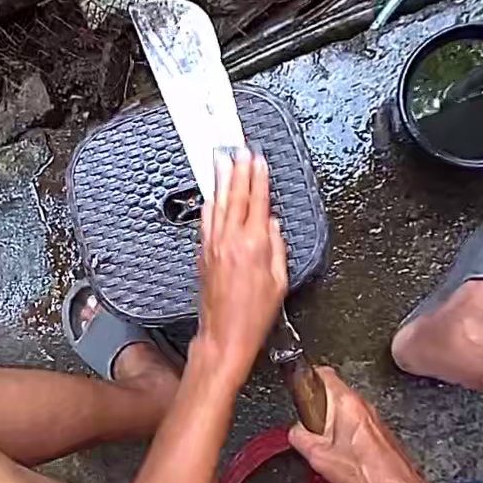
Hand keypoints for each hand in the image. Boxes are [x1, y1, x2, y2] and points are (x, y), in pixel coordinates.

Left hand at [195, 150, 287, 369]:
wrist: (224, 333)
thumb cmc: (254, 314)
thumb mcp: (279, 280)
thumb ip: (276, 246)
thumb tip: (272, 224)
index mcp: (254, 245)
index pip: (257, 201)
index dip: (258, 177)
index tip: (258, 160)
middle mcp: (231, 240)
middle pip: (235, 196)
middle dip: (238, 170)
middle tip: (239, 149)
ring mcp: (214, 245)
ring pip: (218, 204)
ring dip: (221, 180)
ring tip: (222, 160)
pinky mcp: (203, 253)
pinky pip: (207, 220)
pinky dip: (210, 203)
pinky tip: (211, 193)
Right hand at [289, 367, 427, 482]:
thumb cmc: (366, 473)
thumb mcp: (317, 456)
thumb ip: (298, 437)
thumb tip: (294, 431)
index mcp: (345, 402)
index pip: (322, 372)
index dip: (307, 378)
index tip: (301, 390)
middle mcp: (362, 404)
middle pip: (333, 391)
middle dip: (319, 406)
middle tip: (313, 426)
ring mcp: (374, 416)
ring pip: (346, 408)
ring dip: (334, 420)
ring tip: (330, 444)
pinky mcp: (380, 430)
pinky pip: (358, 421)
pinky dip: (348, 432)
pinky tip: (347, 454)